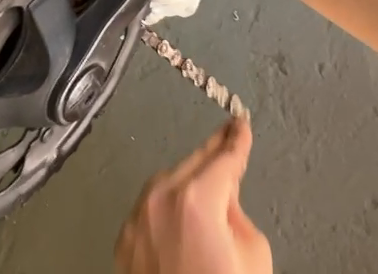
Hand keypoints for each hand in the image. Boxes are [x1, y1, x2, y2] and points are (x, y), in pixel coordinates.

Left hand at [115, 114, 271, 273]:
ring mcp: (137, 219)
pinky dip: (167, 206)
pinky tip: (182, 217)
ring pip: (168, 183)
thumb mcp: (252, 253)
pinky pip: (150, 209)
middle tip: (230, 141)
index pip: (225, 158)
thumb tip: (222, 199)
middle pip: (193, 163)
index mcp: (196, 198)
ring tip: (210, 188)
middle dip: (213, 156)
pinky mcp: (124, 241)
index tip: (241, 123)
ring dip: (188, 180)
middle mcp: (160, 198)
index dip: (237, 140)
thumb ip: (236, 212)